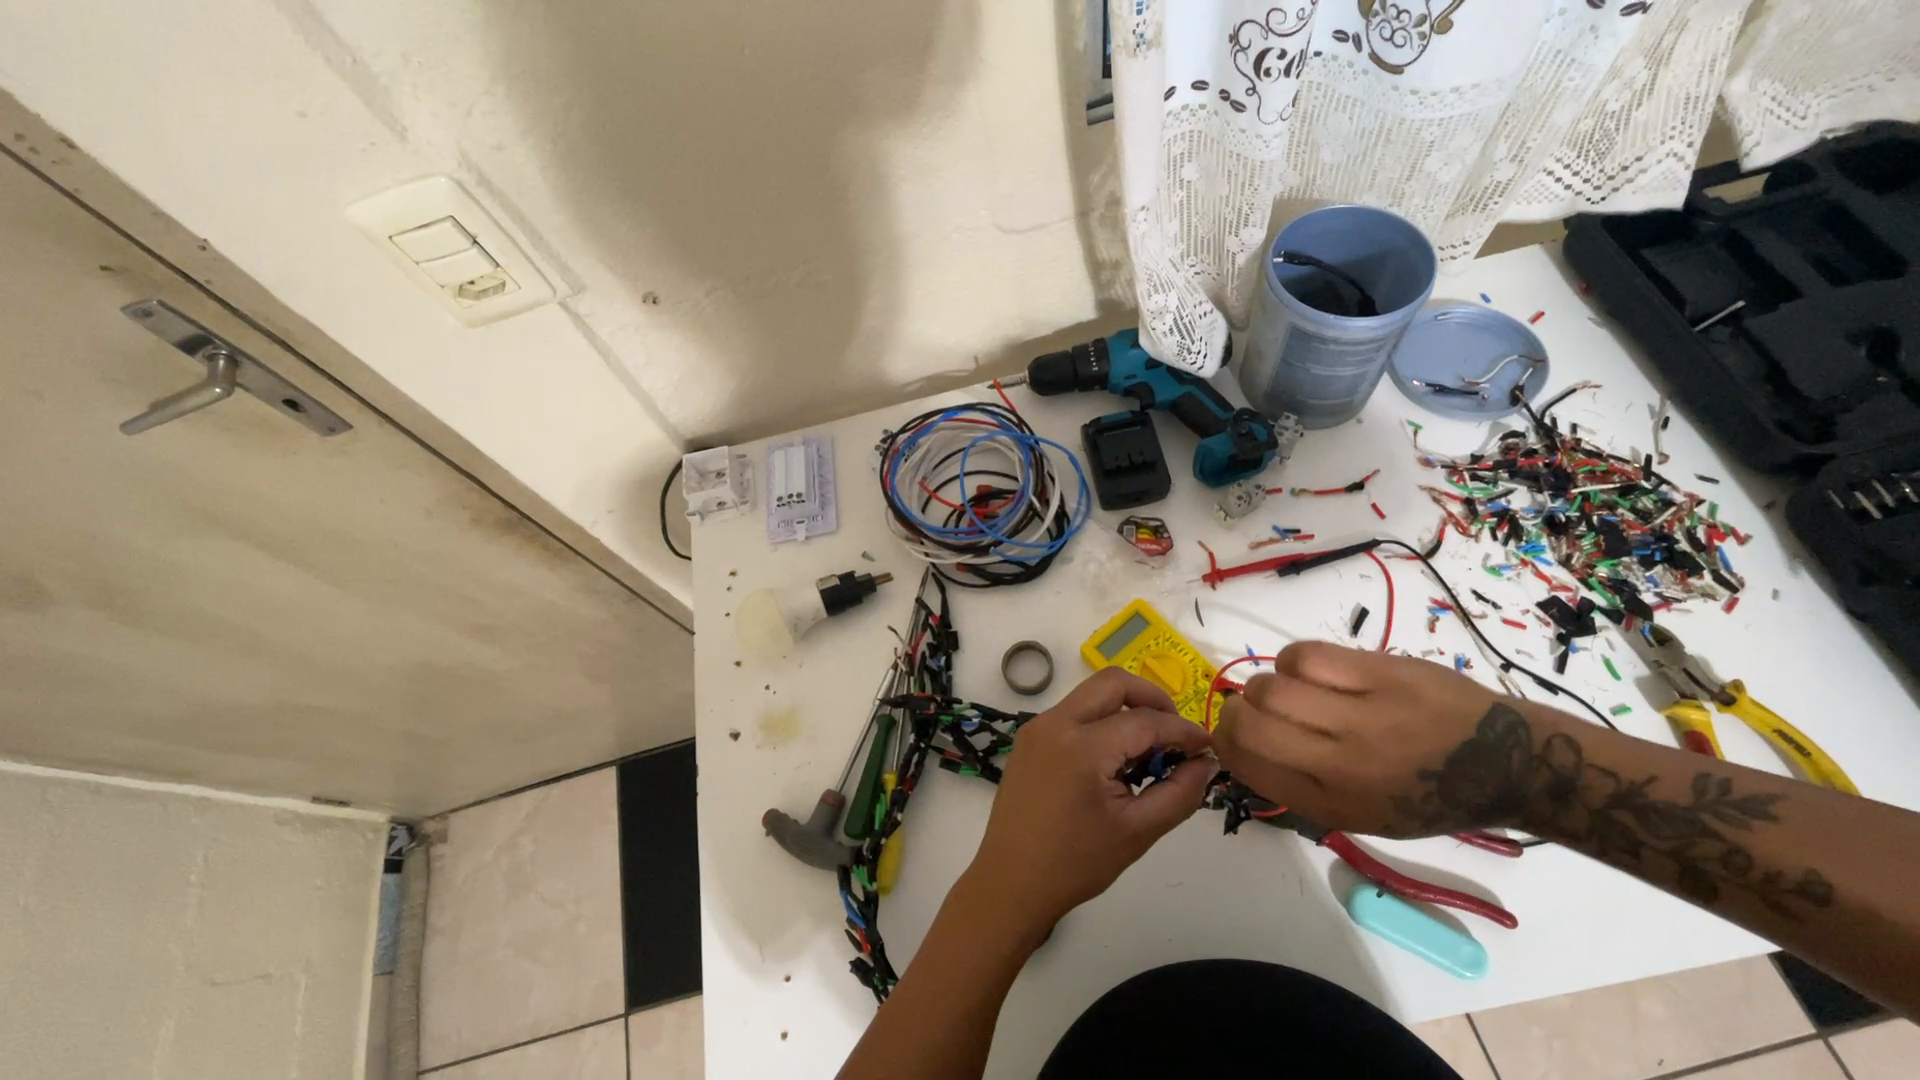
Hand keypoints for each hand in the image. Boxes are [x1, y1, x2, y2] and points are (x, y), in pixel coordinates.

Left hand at [966, 669, 1216, 930]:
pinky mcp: (1028, 739)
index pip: (1145, 721)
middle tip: (1175, 734)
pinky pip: (1072, 713)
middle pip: (1112, 682)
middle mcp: (1055, 724)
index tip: (1207, 748)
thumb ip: (1180, 792)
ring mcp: (1036, 728)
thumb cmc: (1076, 863)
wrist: (1011, 882)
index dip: (1183, 731)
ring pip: (1090, 695)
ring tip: (1147, 751)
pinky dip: (1101, 722)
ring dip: (1125, 709)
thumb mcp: (1138, 831)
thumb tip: (1206, 762)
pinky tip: (1115, 759)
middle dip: (1152, 699)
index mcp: (1082, 747)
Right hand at [1214, 641, 1532, 836]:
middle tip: (1254, 712)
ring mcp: (1364, 712)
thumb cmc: (1428, 797)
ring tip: (1290, 691)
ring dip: (1267, 686)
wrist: (1508, 762)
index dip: (1226, 744)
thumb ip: (1299, 788)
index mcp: (1336, 803)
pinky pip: (1307, 656)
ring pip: (1271, 685)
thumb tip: (1242, 748)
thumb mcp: (1361, 816)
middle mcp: (1344, 761)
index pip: (1248, 764)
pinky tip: (1311, 673)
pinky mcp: (1381, 671)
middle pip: (1250, 721)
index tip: (1232, 736)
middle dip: (1237, 713)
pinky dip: (1295, 663)